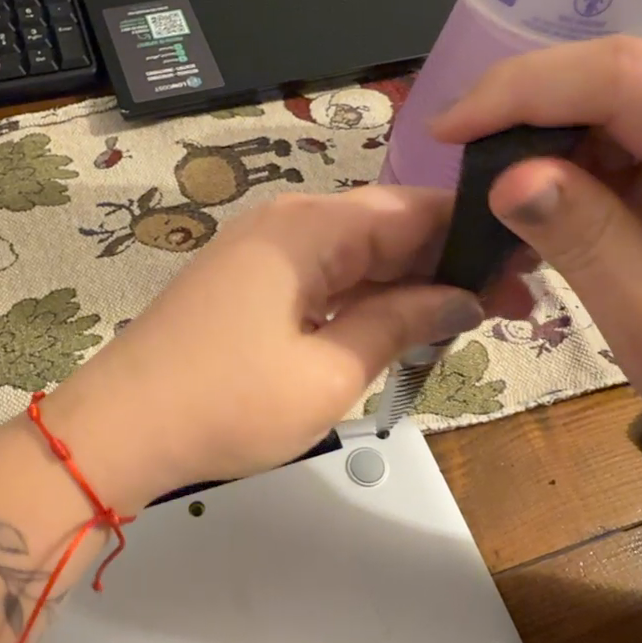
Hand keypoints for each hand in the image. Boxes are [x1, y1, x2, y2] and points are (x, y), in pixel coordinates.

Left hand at [38, 186, 518, 508]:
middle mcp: (287, 222)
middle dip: (446, 264)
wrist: (117, 431)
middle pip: (387, 228)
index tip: (524, 272)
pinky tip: (399, 325)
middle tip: (509, 305)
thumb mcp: (329, 372)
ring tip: (466, 319)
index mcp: (311, 228)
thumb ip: (400, 324)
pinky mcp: (247, 283)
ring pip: (356, 255)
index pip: (414, 211)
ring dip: (407, 285)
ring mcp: (262, 251)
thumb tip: (462, 297)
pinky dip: (363, 299)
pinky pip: (322, 278)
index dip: (473, 238)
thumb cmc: (226, 404)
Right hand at [433, 37, 641, 467]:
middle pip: (625, 77)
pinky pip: (641, 138)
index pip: (627, 78)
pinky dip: (583, 163)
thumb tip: (505, 177)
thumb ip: (586, 243)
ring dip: (551, 137)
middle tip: (458, 159)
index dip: (524, 90)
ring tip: (494, 190)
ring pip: (626, 103)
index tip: (446, 132)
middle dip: (529, 107)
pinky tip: (550, 201)